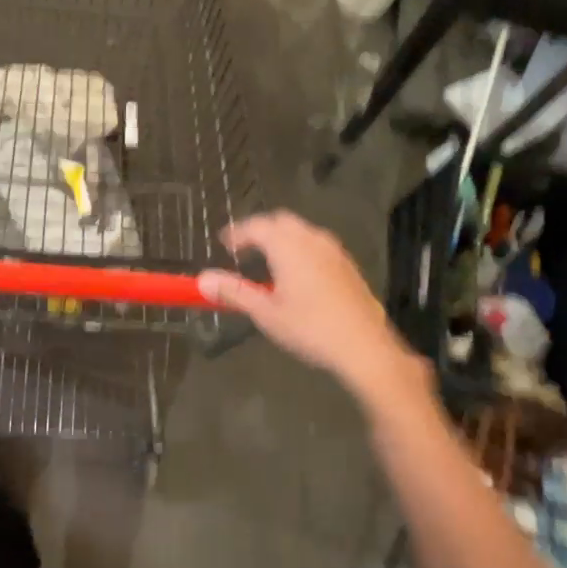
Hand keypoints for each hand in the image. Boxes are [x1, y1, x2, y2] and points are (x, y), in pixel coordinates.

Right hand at [197, 211, 425, 397]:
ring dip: (282, 237)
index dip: (238, 232)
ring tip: (268, 259)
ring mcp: (334, 252)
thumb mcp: (266, 313)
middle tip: (244, 248)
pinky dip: (300, 248)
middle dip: (260, 229)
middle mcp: (312, 241)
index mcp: (289, 248)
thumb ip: (234, 292)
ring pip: (302, 231)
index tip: (224, 243)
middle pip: (282, 221)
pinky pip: (318, 244)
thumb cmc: (310, 329)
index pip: (257, 226)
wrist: (364, 346)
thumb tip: (203, 279)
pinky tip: (297, 273)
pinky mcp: (347, 265)